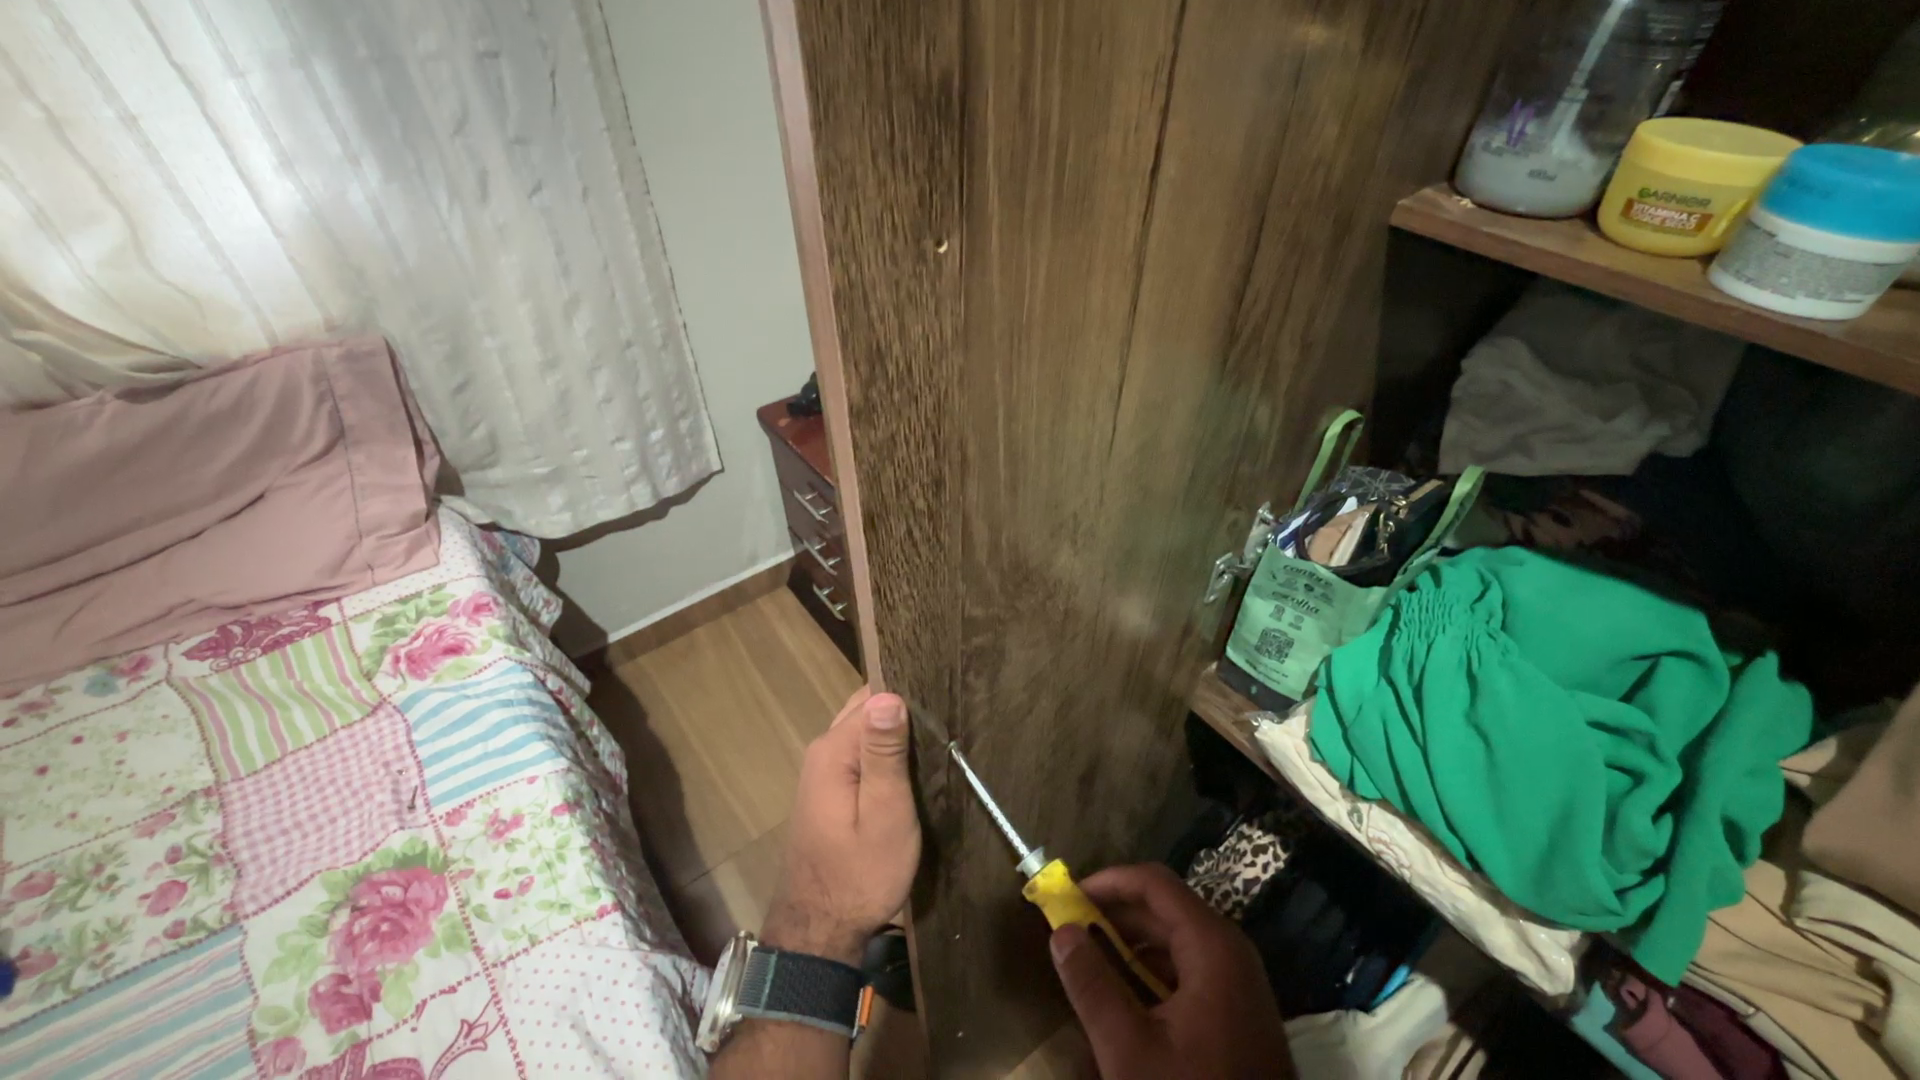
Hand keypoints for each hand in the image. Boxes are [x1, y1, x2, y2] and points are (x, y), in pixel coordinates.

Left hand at [761, 688, 920, 965]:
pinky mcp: (828, 790)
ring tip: (939, 742)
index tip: (947, 707)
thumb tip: (888, 695)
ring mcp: (821, 771)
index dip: (911, 698)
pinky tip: (913, 766)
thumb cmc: (860, 874)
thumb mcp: (884, 814)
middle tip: (949, 725)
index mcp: (833, 750)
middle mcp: (822, 751)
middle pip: (866, 710)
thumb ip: (885, 755)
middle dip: (904, 711)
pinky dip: (885, 754)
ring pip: (864, 733)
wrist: (820, 929)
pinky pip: (860, 755)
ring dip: (896, 734)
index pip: (875, 697)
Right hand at [1051, 863, 1291, 1079]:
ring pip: (1176, 937)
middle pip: (1165, 907)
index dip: (1107, 881)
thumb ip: (1091, 985)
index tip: (1067, 897)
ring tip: (1089, 959)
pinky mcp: (1237, 1006)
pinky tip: (1124, 993)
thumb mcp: (1129, 1048)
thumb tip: (1061, 932)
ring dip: (1130, 940)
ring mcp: (1238, 978)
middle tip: (1069, 928)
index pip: (1154, 883)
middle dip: (1113, 912)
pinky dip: (1152, 967)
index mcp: (1212, 945)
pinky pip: (1189, 965)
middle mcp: (1230, 949)